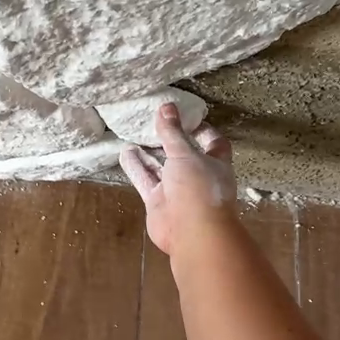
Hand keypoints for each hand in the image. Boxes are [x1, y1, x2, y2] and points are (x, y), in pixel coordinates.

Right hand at [118, 102, 235, 254]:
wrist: (191, 233)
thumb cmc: (198, 189)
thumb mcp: (185, 154)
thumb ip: (173, 132)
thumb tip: (166, 106)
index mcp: (215, 164)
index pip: (213, 143)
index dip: (201, 130)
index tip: (185, 117)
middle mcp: (197, 176)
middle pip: (183, 155)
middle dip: (170, 141)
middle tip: (154, 123)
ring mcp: (177, 190)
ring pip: (161, 168)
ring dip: (149, 153)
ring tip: (134, 135)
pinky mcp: (158, 202)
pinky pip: (146, 180)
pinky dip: (136, 167)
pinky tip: (124, 153)